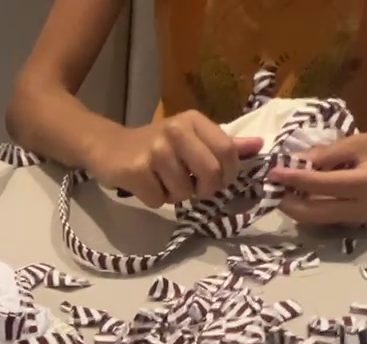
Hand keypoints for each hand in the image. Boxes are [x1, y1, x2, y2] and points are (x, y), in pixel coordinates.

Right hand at [85, 111, 263, 207]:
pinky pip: (158, 200)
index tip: (218, 182)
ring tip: (163, 184)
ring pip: (183, 192)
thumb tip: (258, 146)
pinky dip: (154, 200)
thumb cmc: (153, 146)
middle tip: (193, 190)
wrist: (108, 147)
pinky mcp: (136, 171)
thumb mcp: (190, 139)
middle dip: (205, 190)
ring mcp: (155, 151)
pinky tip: (145, 186)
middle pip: (211, 172)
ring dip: (175, 197)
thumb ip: (222, 144)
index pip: (227, 151)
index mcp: (193, 121)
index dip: (228, 174)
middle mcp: (176, 131)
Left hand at [269, 130, 366, 224]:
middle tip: (274, 187)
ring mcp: (359, 220)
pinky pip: (327, 218)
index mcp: (365, 185)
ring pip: (316, 220)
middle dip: (288, 202)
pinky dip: (311, 209)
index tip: (273, 172)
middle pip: (311, 213)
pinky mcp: (358, 222)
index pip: (318, 186)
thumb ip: (331, 153)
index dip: (293, 179)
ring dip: (297, 208)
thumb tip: (298, 161)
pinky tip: (303, 196)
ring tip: (284, 191)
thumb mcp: (366, 141)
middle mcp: (360, 209)